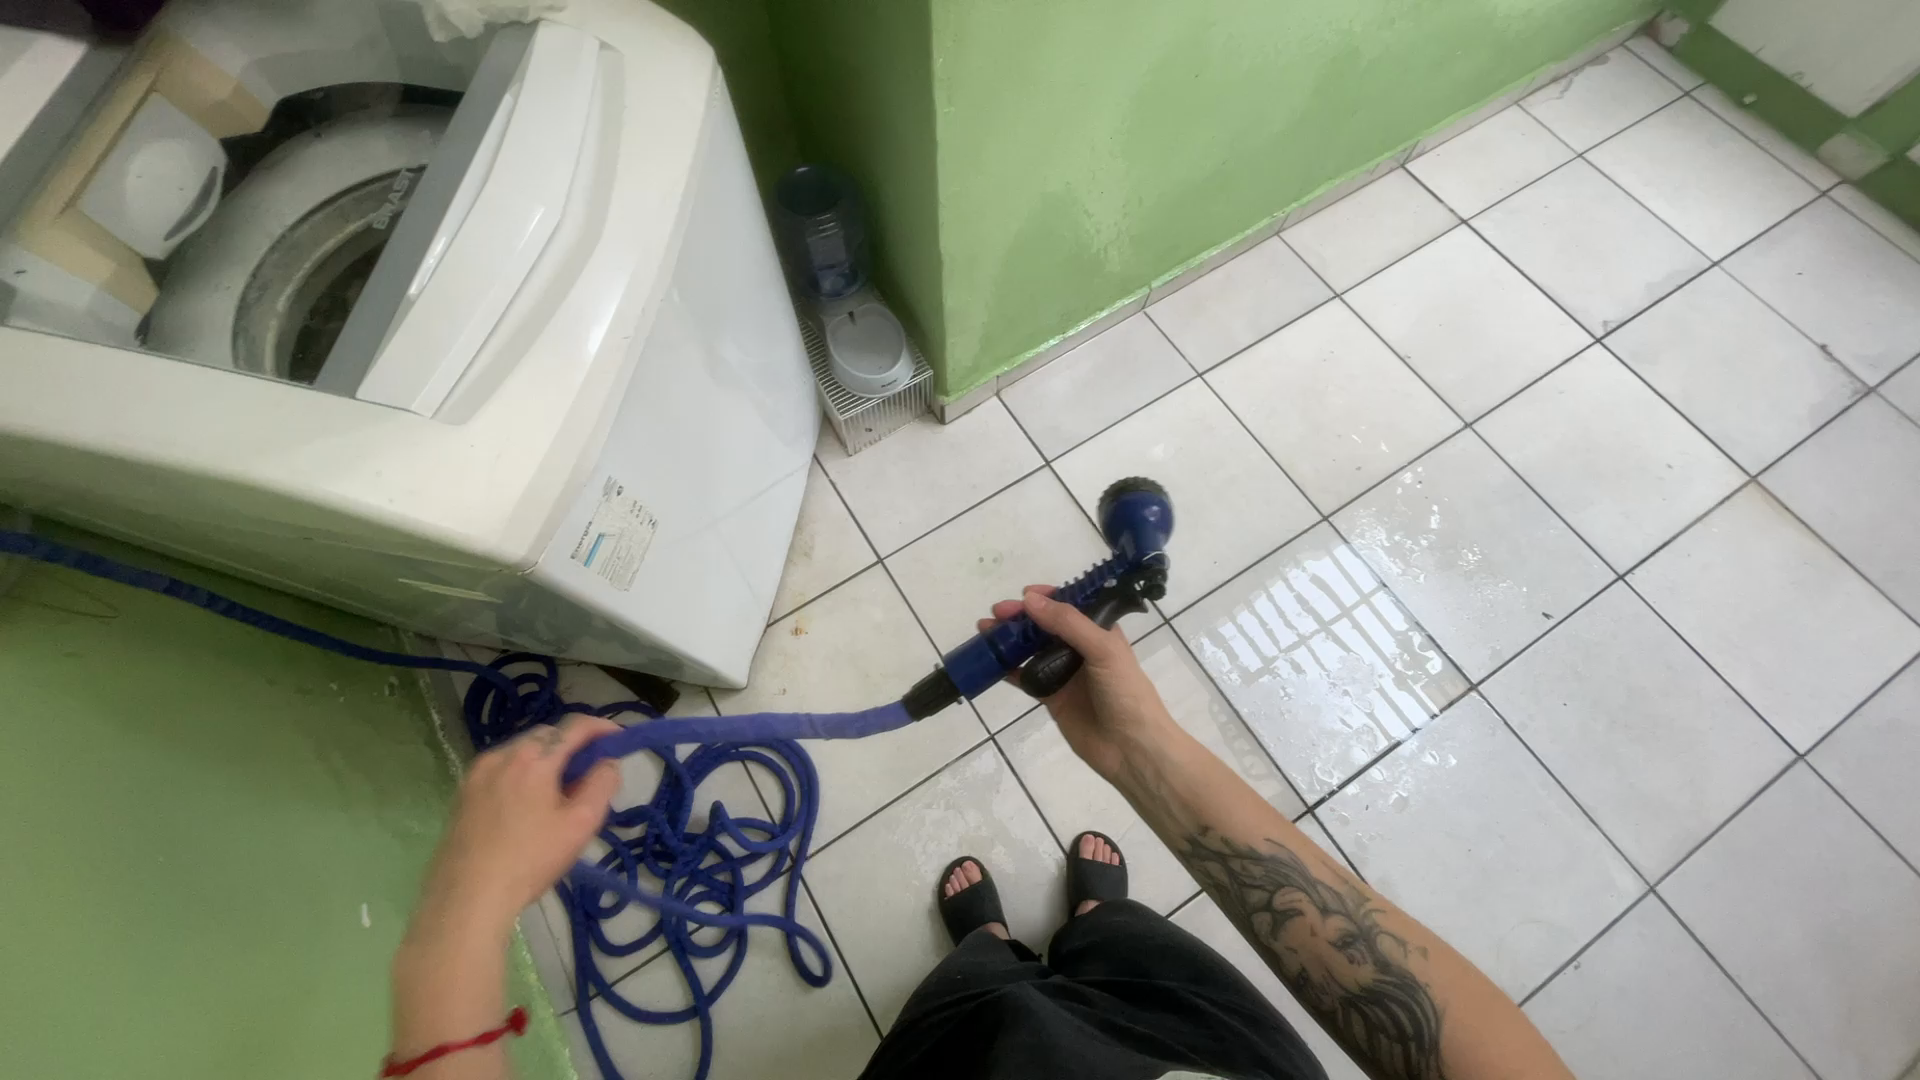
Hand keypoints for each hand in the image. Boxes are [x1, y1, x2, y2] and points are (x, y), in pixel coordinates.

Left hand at [406, 714, 623, 946]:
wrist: (465, 902)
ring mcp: (476, 775)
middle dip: (573, 745)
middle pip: (547, 735)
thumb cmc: (530, 860)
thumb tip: (606, 763)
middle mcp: (501, 756)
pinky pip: (502, 769)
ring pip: (522, 751)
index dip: (602, 728)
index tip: (619, 741)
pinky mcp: (462, 795)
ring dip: (547, 759)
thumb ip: (602, 783)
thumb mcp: (582, 822)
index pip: (575, 726)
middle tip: (591, 772)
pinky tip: (529, 804)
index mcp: (533, 759)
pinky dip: (523, 772)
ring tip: (561, 790)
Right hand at [977, 586, 1173, 778]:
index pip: (1071, 606)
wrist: (1131, 749)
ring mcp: (1065, 674)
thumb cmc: (1125, 693)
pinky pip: (1026, 677)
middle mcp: (1081, 649)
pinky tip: (991, 661)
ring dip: (1010, 639)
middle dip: (1022, 617)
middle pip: (1046, 625)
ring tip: (985, 630)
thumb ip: (1067, 623)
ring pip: (1032, 649)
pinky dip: (1008, 669)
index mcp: (1099, 632)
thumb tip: (1029, 599)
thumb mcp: (1103, 649)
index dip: (1048, 597)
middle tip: (997, 613)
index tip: (1024, 594)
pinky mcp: (1052, 697)